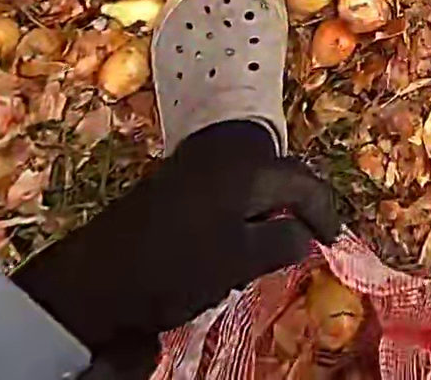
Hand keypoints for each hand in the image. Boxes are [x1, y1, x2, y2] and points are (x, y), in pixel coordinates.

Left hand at [13, 121, 338, 369]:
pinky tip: (239, 234)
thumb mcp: (238, 262)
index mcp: (251, 168)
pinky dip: (247, 205)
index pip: (304, 182)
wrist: (95, 276)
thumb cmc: (175, 266)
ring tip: (278, 238)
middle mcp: (230, 154)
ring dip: (274, 204)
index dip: (324, 211)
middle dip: (301, 204)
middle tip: (311, 236)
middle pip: (282, 174)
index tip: (334, 241)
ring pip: (257, 178)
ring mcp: (203, 162)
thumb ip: (282, 242)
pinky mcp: (182, 176)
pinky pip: (233, 183)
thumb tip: (304, 235)